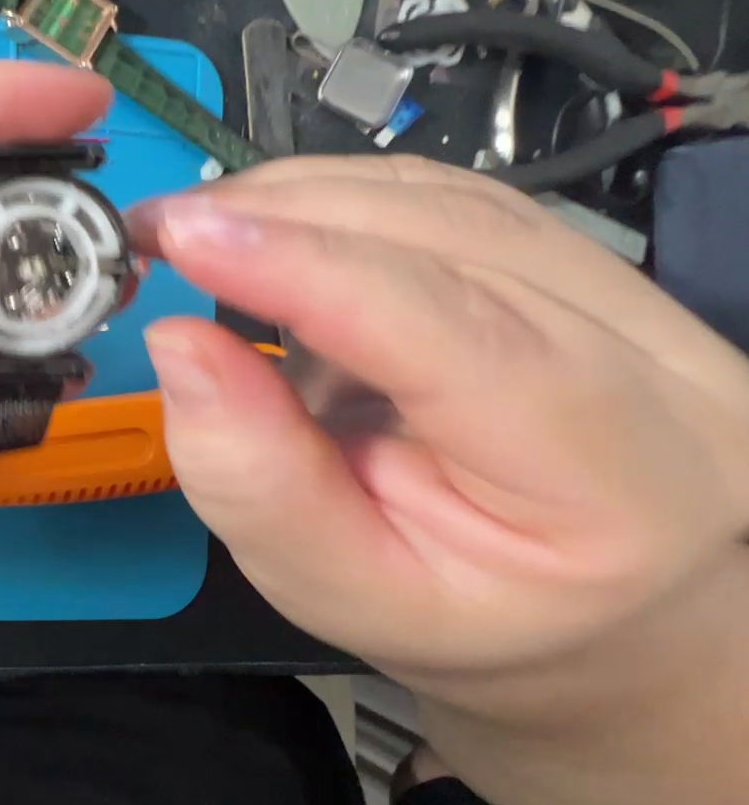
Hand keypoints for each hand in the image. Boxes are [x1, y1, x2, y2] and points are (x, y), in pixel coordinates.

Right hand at [131, 156, 748, 711]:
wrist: (572, 602)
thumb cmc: (451, 608)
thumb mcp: (331, 586)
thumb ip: (252, 481)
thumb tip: (177, 343)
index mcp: (618, 478)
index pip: (460, 334)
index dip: (308, 272)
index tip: (179, 236)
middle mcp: (654, 358)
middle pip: (451, 237)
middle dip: (278, 217)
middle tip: (148, 229)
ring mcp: (620, 293)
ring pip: (439, 196)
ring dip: (289, 198)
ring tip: (185, 229)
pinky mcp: (561, 261)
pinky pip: (431, 196)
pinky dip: (319, 199)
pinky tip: (253, 230)